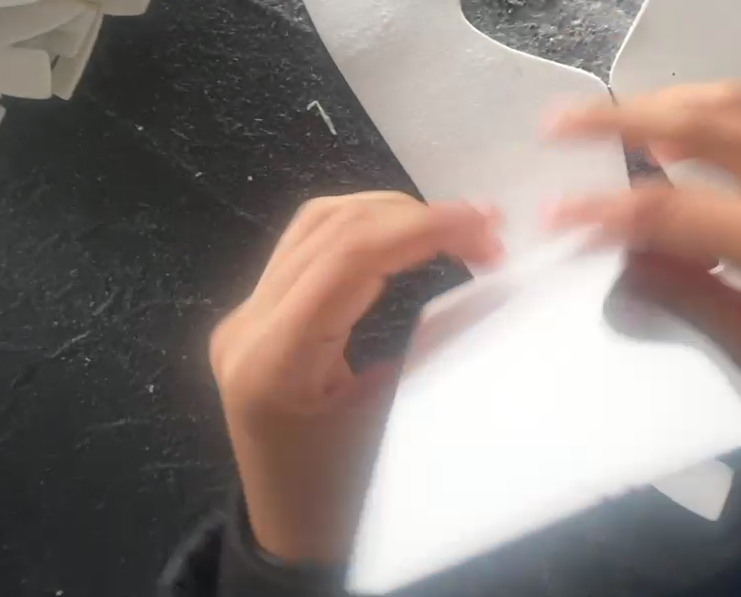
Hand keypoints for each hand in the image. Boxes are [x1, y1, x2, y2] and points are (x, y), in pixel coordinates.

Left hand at [209, 193, 500, 562]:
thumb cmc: (339, 499)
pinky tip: (407, 233)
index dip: (424, 227)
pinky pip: (313, 238)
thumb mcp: (394, 426)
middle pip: (335, 228)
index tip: (486, 226)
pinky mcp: (260, 306)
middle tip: (486, 230)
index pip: (349, 257)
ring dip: (395, 212)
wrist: (287, 529)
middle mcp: (247, 323)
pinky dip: (370, 223)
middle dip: (420, 217)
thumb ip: (437, 348)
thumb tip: (493, 286)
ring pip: (321, 220)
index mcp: (273, 360)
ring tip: (454, 226)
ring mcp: (247, 311)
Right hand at [548, 82, 740, 426]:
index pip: (678, 212)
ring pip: (732, 100)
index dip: (606, 210)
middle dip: (622, 117)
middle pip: (704, 122)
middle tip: (562, 122)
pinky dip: (704, 108)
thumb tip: (613, 261)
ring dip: (661, 102)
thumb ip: (688, 298)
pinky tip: (670, 123)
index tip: (554, 214)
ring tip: (608, 119)